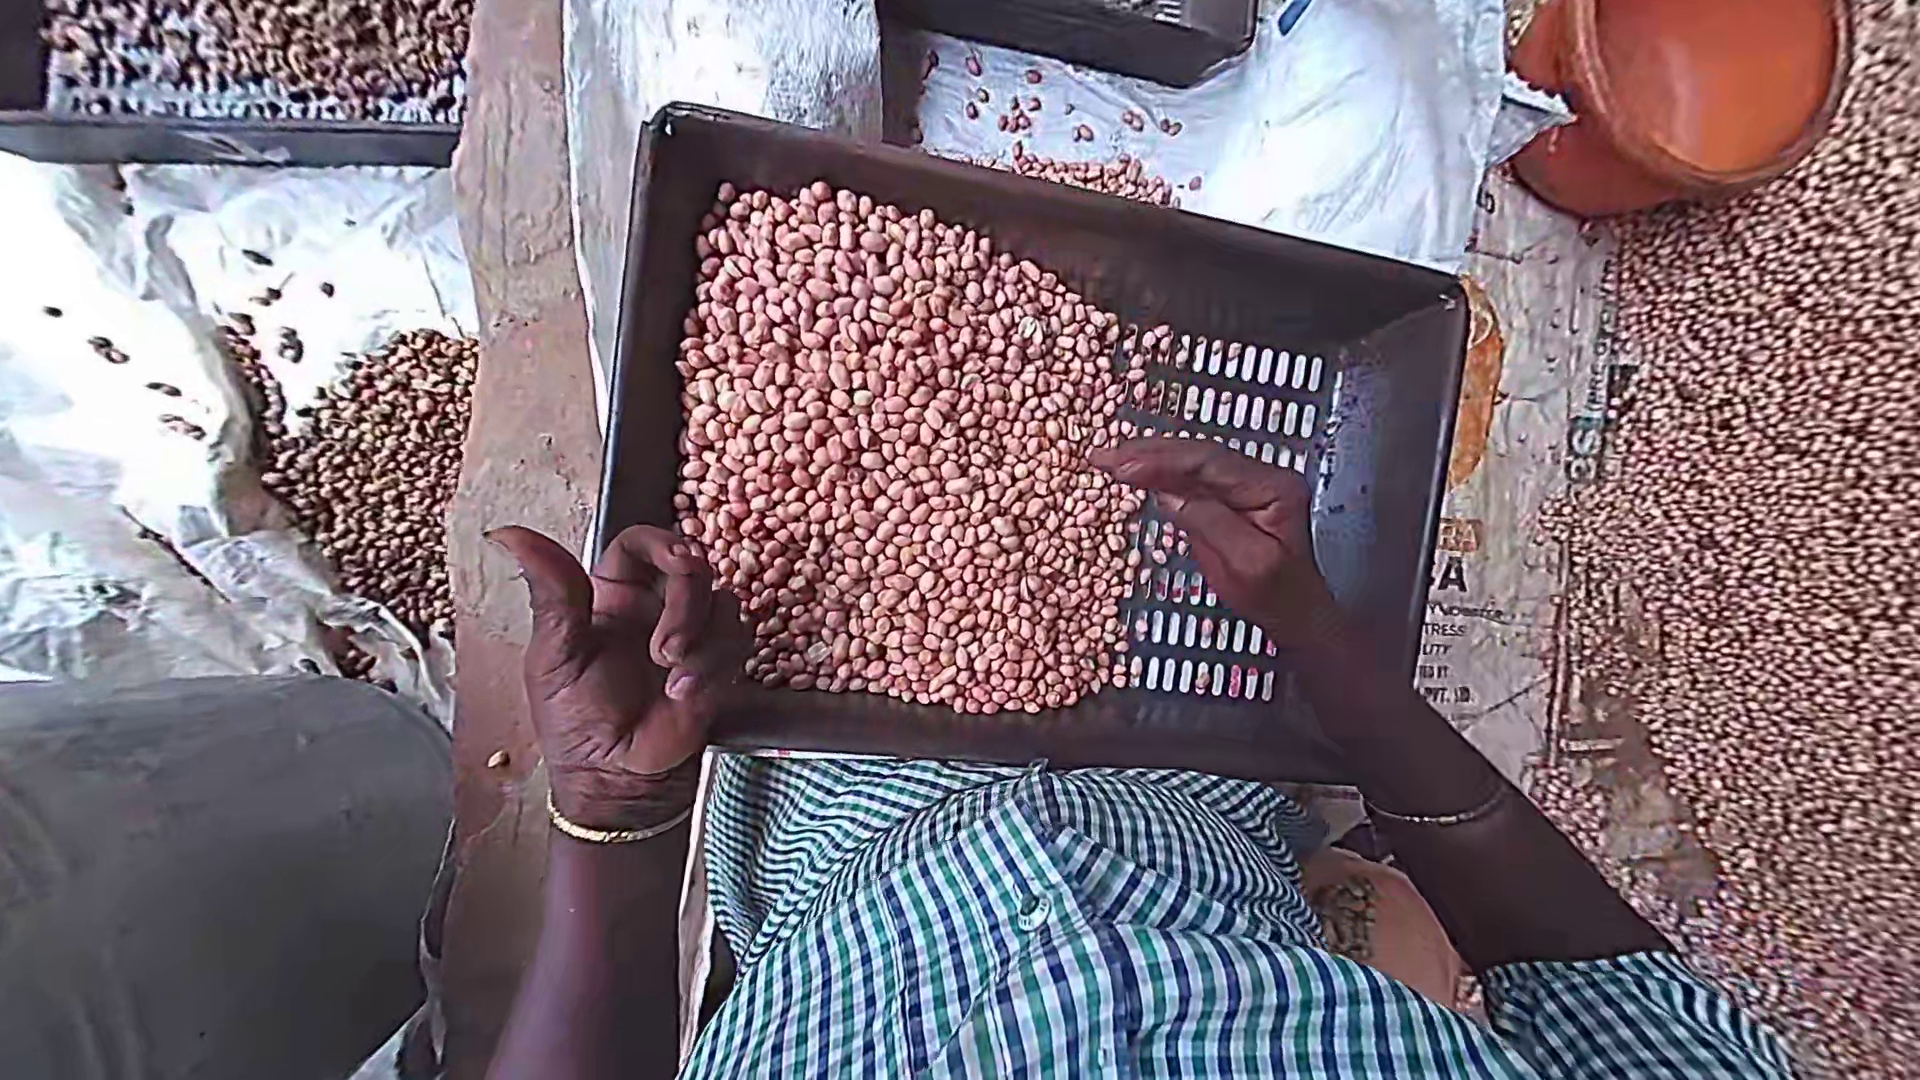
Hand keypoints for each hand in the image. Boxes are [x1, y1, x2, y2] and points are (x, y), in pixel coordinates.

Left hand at [487, 524, 748, 829]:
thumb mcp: (555, 656)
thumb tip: (509, 533)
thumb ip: (551, 594)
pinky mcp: (721, 658)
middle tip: (667, 648)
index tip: (680, 560)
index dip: (664, 543)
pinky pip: (737, 639)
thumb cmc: (576, 720)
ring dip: (701, 640)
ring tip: (671, 679)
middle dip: (687, 603)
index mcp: (613, 596)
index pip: (642, 544)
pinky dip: (715, 666)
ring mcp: (694, 631)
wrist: (619, 778)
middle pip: (694, 568)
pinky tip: (687, 692)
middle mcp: (658, 606)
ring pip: (722, 602)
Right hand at [1092, 437, 1340, 649]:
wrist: (1295, 612)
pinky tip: (1132, 471)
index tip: (1124, 468)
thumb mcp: (1246, 564)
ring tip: (1109, 459)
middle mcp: (1258, 476)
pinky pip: (1186, 478)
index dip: (1163, 462)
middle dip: (1147, 453)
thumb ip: (1209, 523)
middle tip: (1105, 456)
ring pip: (1188, 461)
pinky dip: (1155, 473)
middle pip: (1196, 454)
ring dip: (1146, 458)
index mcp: (1271, 487)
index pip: (1209, 463)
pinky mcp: (1224, 497)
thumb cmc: (1277, 595)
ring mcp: (1241, 485)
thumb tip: (1168, 495)